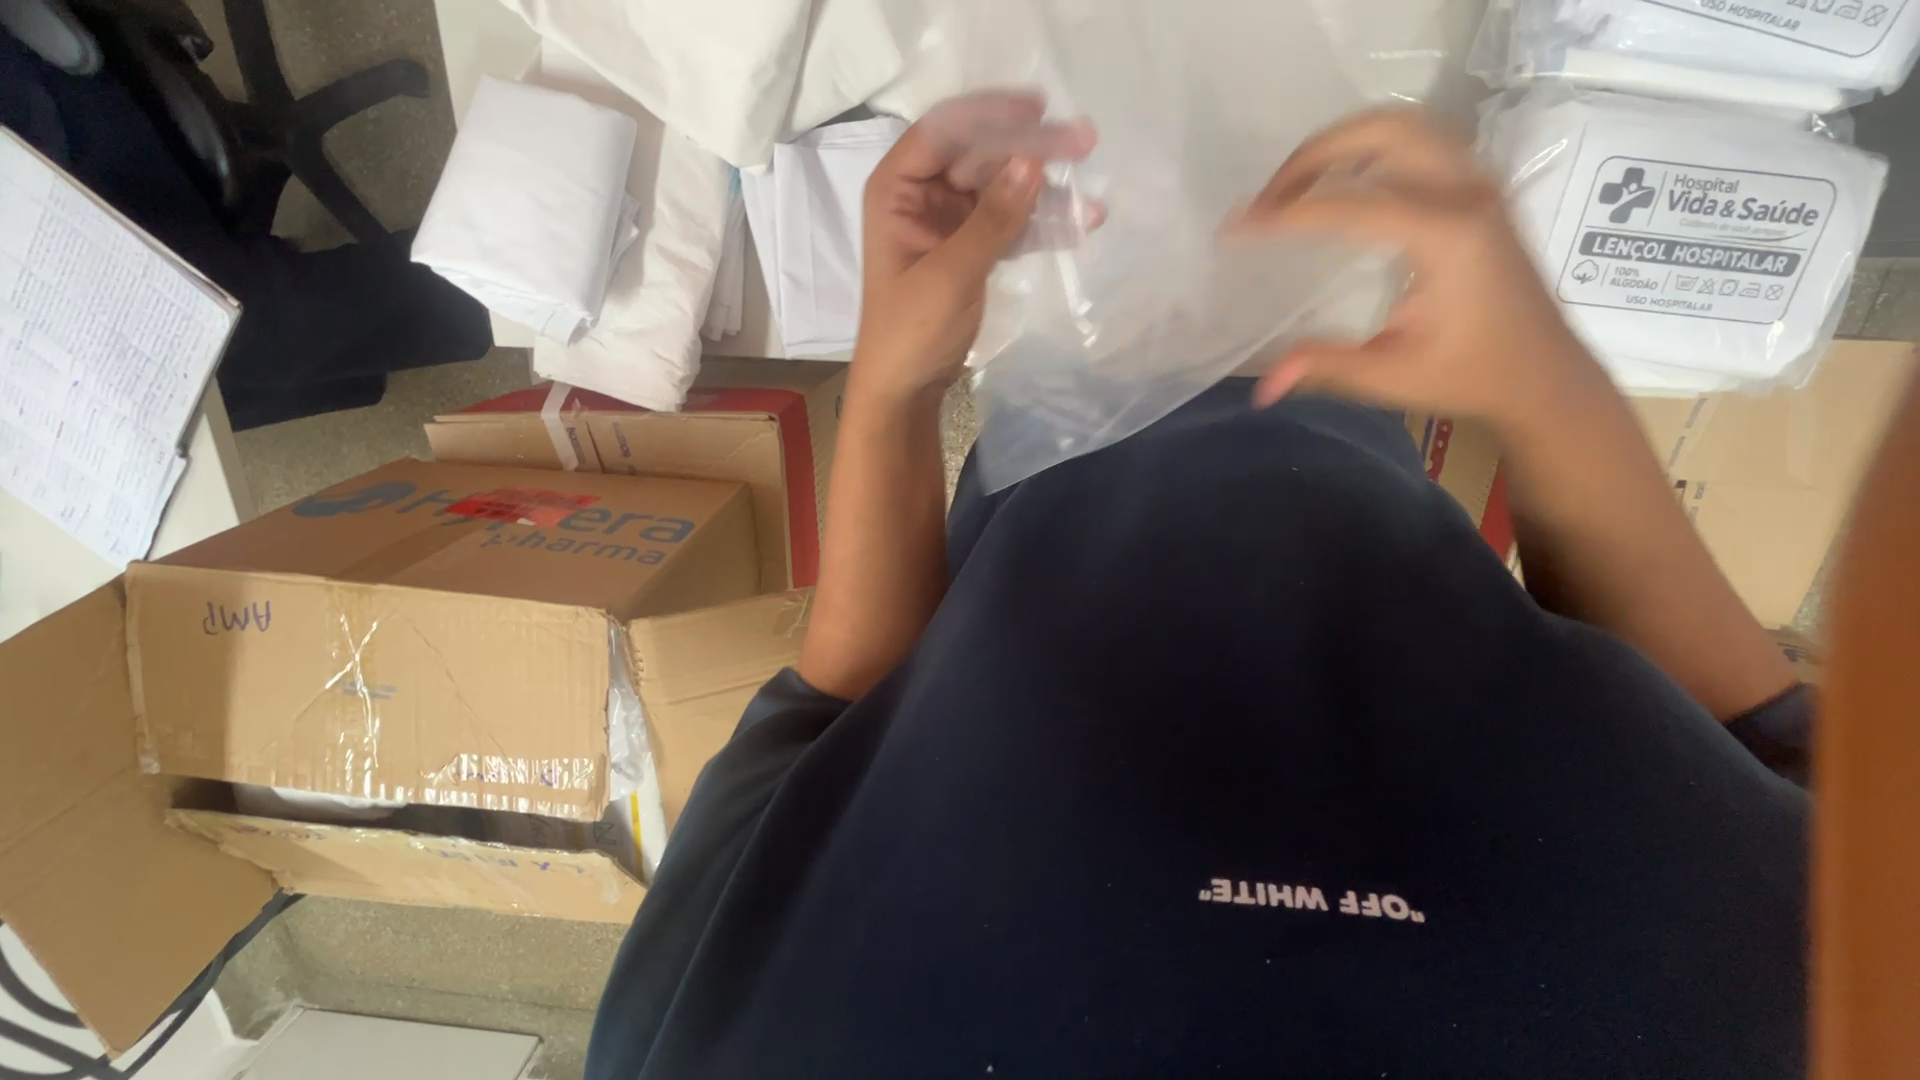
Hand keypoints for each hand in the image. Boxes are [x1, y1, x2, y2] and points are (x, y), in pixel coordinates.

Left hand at [853, 92, 1095, 407]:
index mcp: (896, 190)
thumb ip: (993, 218)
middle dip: (1030, 152)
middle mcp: (921, 197)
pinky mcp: (970, 251)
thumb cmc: (911, 330)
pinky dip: (1040, 226)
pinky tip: (1079, 225)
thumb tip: (1033, 162)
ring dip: (1045, 193)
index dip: (990, 114)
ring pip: (1001, 190)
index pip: (943, 131)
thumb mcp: (951, 272)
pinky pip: (1009, 225)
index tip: (1040, 110)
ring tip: (1091, 197)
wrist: (905, 389)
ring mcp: (947, 224)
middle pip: (980, 156)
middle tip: (1085, 143)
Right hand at [1228, 108, 1608, 436]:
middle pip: (1383, 132)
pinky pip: (1420, 144)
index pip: (1348, 204)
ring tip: (1296, 188)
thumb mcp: (1389, 378)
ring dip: (1343, 146)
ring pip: (1404, 127)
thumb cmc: (1471, 377)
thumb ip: (1324, 366)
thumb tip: (1262, 387)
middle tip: (1269, 197)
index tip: (1235, 229)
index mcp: (1446, 237)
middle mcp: (1467, 194)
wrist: (1545, 375)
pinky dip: (1371, 153)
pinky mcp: (1479, 189)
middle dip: (1315, 155)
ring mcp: (1479, 184)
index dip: (1284, 214)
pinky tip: (1341, 188)